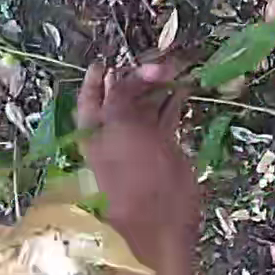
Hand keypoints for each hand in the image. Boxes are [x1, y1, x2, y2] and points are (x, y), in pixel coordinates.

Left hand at [77, 61, 198, 244]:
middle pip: (123, 95)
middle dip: (138, 76)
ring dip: (159, 85)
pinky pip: (166, 115)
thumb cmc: (132, 170)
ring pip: (147, 103)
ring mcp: (140, 138)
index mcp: (95, 129)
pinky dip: (174, 100)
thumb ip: (121, 95)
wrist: (160, 214)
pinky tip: (183, 87)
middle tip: (158, 62)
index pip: (92, 96)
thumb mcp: (120, 125)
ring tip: (174, 68)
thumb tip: (123, 74)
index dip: (98, 78)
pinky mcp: (164, 144)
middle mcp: (115, 131)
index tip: (108, 60)